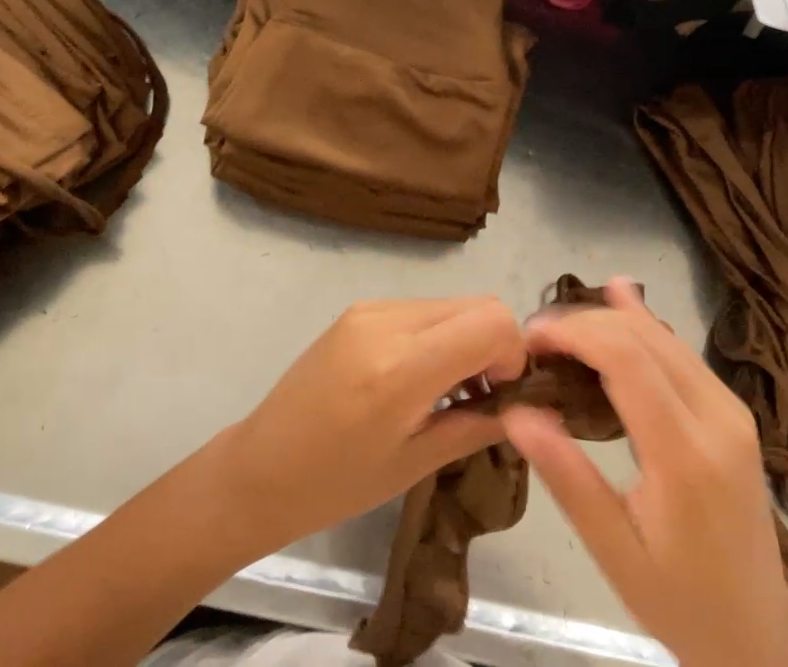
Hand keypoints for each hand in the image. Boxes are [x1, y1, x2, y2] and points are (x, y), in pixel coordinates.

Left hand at [217, 296, 526, 548]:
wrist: (259, 470)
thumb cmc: (335, 484)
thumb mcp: (416, 463)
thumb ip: (478, 425)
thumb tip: (529, 408)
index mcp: (401, 368)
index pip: (493, 322)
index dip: (513, 355)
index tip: (500, 394)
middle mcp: (386, 323)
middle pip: (479, 305)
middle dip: (495, 346)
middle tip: (481, 395)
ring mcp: (369, 309)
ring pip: (453, 304)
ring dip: (467, 339)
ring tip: (448, 392)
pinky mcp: (359, 309)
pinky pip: (423, 309)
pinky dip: (440, 335)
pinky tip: (421, 377)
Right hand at [501, 279, 787, 666]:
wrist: (754, 631)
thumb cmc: (677, 599)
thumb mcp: (612, 547)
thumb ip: (566, 475)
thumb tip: (515, 412)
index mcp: (687, 455)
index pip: (628, 360)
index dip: (575, 333)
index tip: (528, 337)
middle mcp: (719, 419)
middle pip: (648, 339)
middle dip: (586, 322)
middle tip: (533, 337)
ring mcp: (734, 413)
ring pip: (669, 340)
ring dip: (613, 321)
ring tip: (559, 327)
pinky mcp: (735, 415)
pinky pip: (684, 356)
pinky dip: (644, 332)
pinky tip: (620, 307)